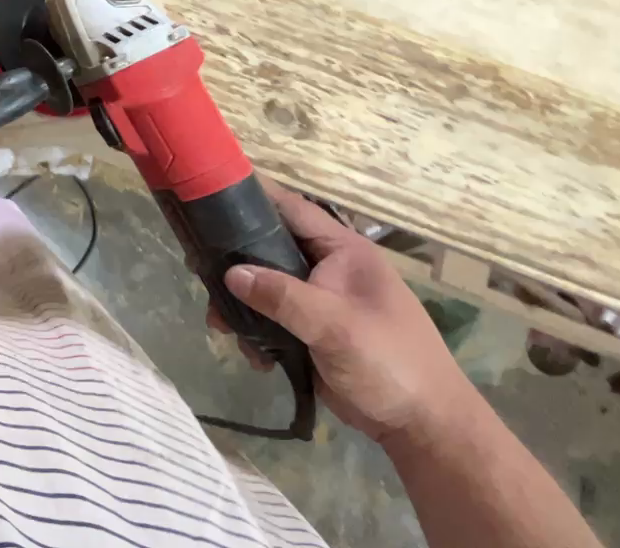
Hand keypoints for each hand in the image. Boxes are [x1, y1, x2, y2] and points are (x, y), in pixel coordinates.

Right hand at [221, 180, 480, 445]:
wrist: (424, 429)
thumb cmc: (391, 364)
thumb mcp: (335, 326)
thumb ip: (281, 295)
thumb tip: (228, 273)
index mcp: (344, 252)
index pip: (291, 208)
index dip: (252, 195)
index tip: (207, 190)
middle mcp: (328, 267)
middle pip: (266, 246)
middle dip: (232, 260)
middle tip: (195, 266)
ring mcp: (317, 299)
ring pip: (261, 284)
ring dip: (238, 304)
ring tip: (220, 325)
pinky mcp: (308, 328)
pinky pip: (267, 316)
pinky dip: (253, 330)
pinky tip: (251, 353)